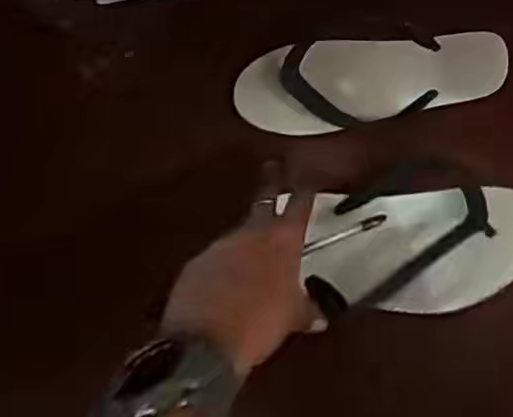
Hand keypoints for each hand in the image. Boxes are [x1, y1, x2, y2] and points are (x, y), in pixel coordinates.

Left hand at [160, 163, 321, 376]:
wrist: (201, 348)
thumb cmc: (260, 322)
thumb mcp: (291, 315)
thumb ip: (306, 308)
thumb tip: (320, 318)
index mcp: (285, 237)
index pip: (302, 200)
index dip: (307, 186)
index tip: (309, 174)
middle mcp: (253, 232)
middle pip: (265, 197)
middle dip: (271, 181)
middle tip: (273, 165)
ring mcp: (219, 246)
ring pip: (237, 232)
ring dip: (244, 236)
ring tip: (247, 250)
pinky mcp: (192, 266)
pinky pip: (212, 259)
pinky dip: (219, 264)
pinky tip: (220, 281)